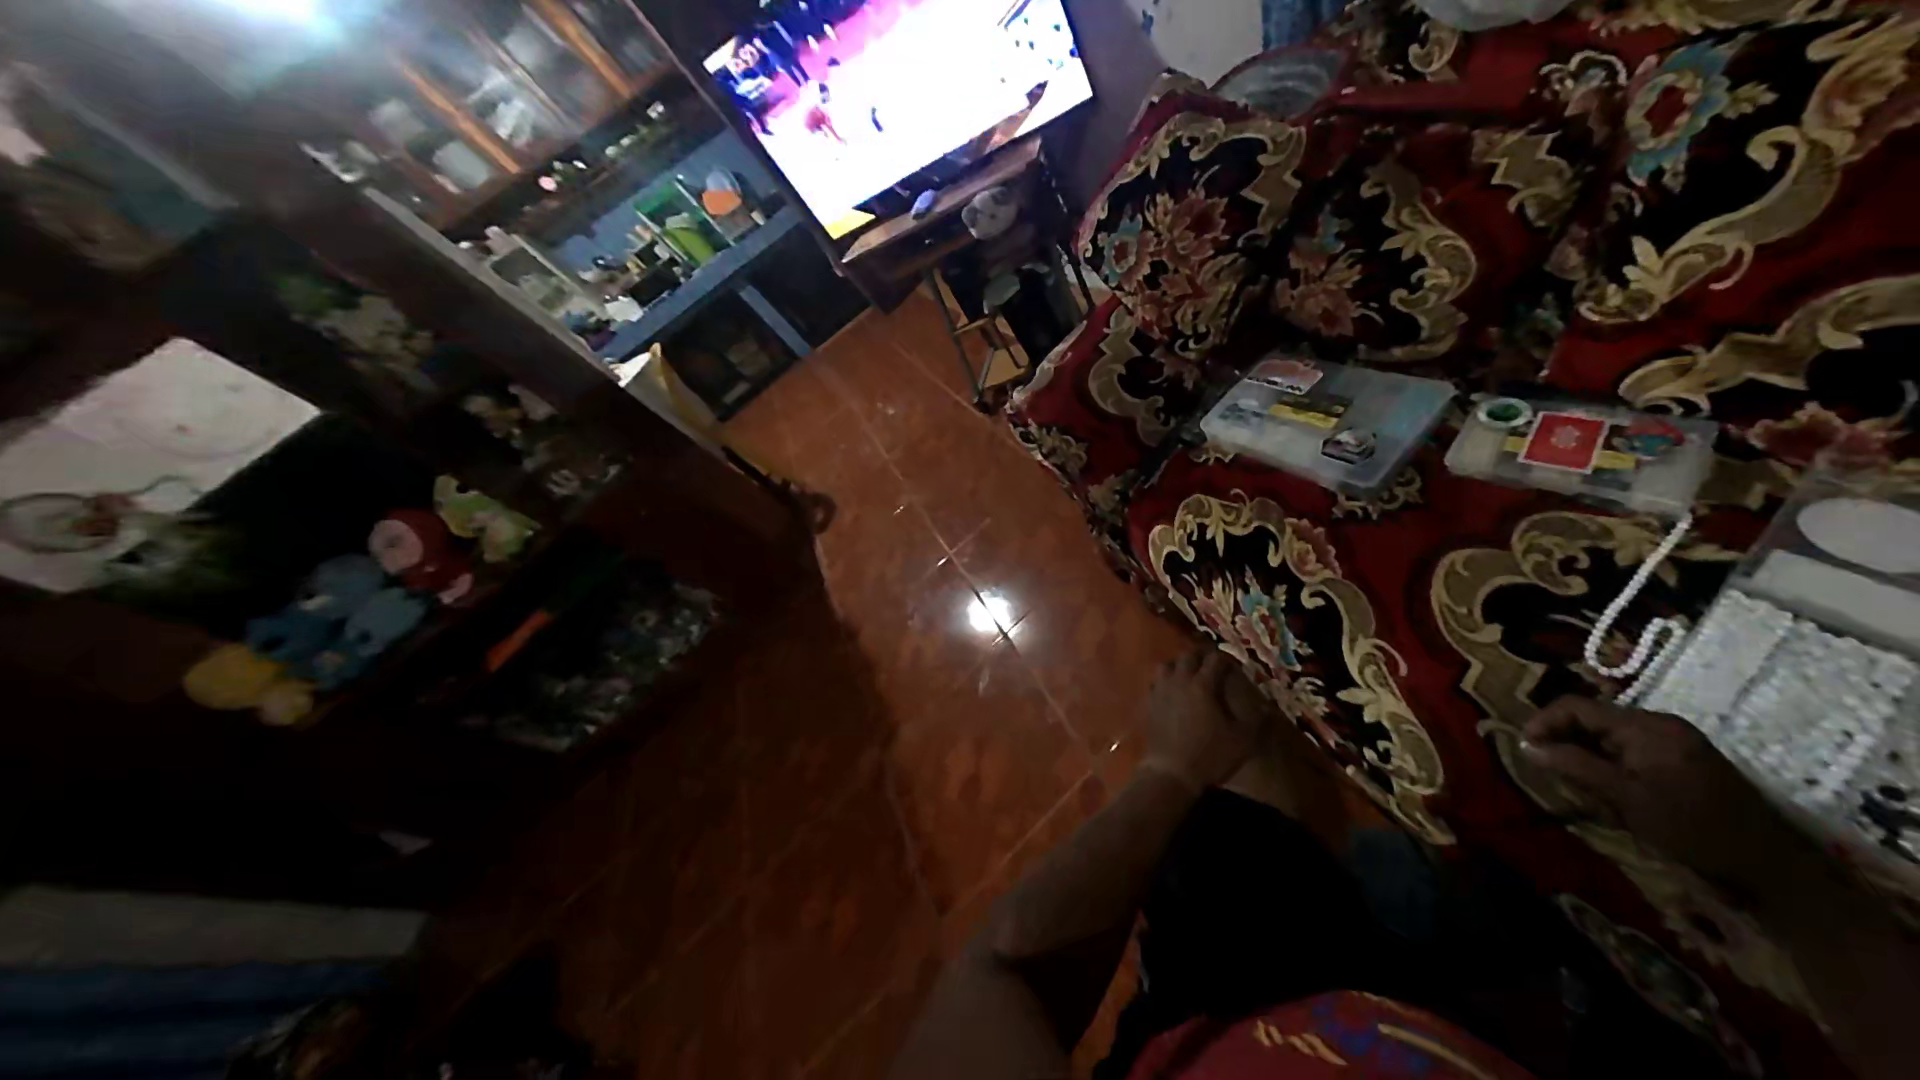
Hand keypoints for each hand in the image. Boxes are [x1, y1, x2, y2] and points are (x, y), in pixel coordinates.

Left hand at [1141, 649, 1269, 790]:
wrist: (1170, 771)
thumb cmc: (1210, 755)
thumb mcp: (1243, 740)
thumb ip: (1257, 720)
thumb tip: (1266, 707)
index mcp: (1202, 685)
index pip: (1214, 660)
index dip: (1226, 658)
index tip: (1234, 664)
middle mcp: (1178, 681)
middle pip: (1188, 656)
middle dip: (1202, 656)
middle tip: (1212, 664)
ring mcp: (1160, 690)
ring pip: (1167, 665)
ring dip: (1180, 664)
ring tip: (1190, 673)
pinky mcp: (1149, 703)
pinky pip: (1156, 681)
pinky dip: (1166, 679)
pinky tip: (1173, 690)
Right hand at [1522, 697, 1805, 888]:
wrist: (1771, 868)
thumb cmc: (1692, 829)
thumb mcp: (1624, 798)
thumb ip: (1572, 765)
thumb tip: (1526, 745)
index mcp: (1646, 726)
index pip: (1576, 707)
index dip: (1543, 722)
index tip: (1525, 748)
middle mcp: (1660, 724)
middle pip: (1591, 720)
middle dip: (1567, 745)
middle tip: (1557, 776)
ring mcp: (1674, 741)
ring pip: (1607, 738)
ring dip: (1589, 761)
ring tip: (1589, 794)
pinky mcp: (1682, 760)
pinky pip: (1629, 751)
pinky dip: (1610, 768)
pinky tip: (1614, 796)